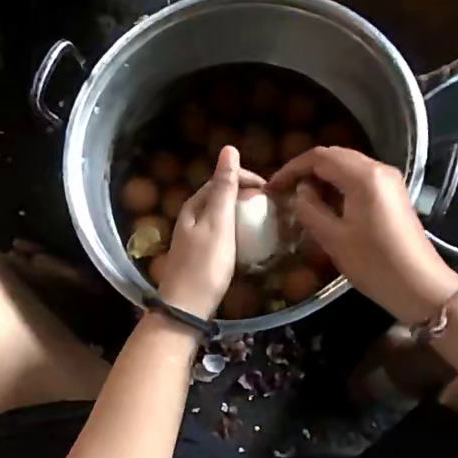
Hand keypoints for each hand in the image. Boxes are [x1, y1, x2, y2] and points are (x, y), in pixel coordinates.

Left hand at [155, 146, 262, 318]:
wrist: (186, 310)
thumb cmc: (205, 265)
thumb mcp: (218, 223)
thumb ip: (224, 188)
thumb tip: (228, 148)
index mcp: (194, 205)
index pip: (222, 178)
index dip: (247, 178)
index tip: (270, 192)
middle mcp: (190, 216)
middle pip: (221, 195)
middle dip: (246, 194)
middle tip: (271, 206)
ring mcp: (193, 236)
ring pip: (222, 214)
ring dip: (243, 212)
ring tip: (263, 220)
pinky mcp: (200, 254)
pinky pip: (222, 231)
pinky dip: (237, 229)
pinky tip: (248, 241)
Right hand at [267, 147, 457, 322]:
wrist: (420, 286)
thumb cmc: (375, 264)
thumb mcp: (333, 239)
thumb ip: (310, 209)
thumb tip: (300, 192)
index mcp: (363, 176)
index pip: (319, 157)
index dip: (291, 169)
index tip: (272, 187)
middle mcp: (379, 169)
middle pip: (335, 157)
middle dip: (306, 171)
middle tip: (284, 192)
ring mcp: (390, 181)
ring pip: (348, 167)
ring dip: (323, 179)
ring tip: (301, 200)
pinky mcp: (394, 195)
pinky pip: (361, 180)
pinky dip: (340, 187)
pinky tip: (326, 206)